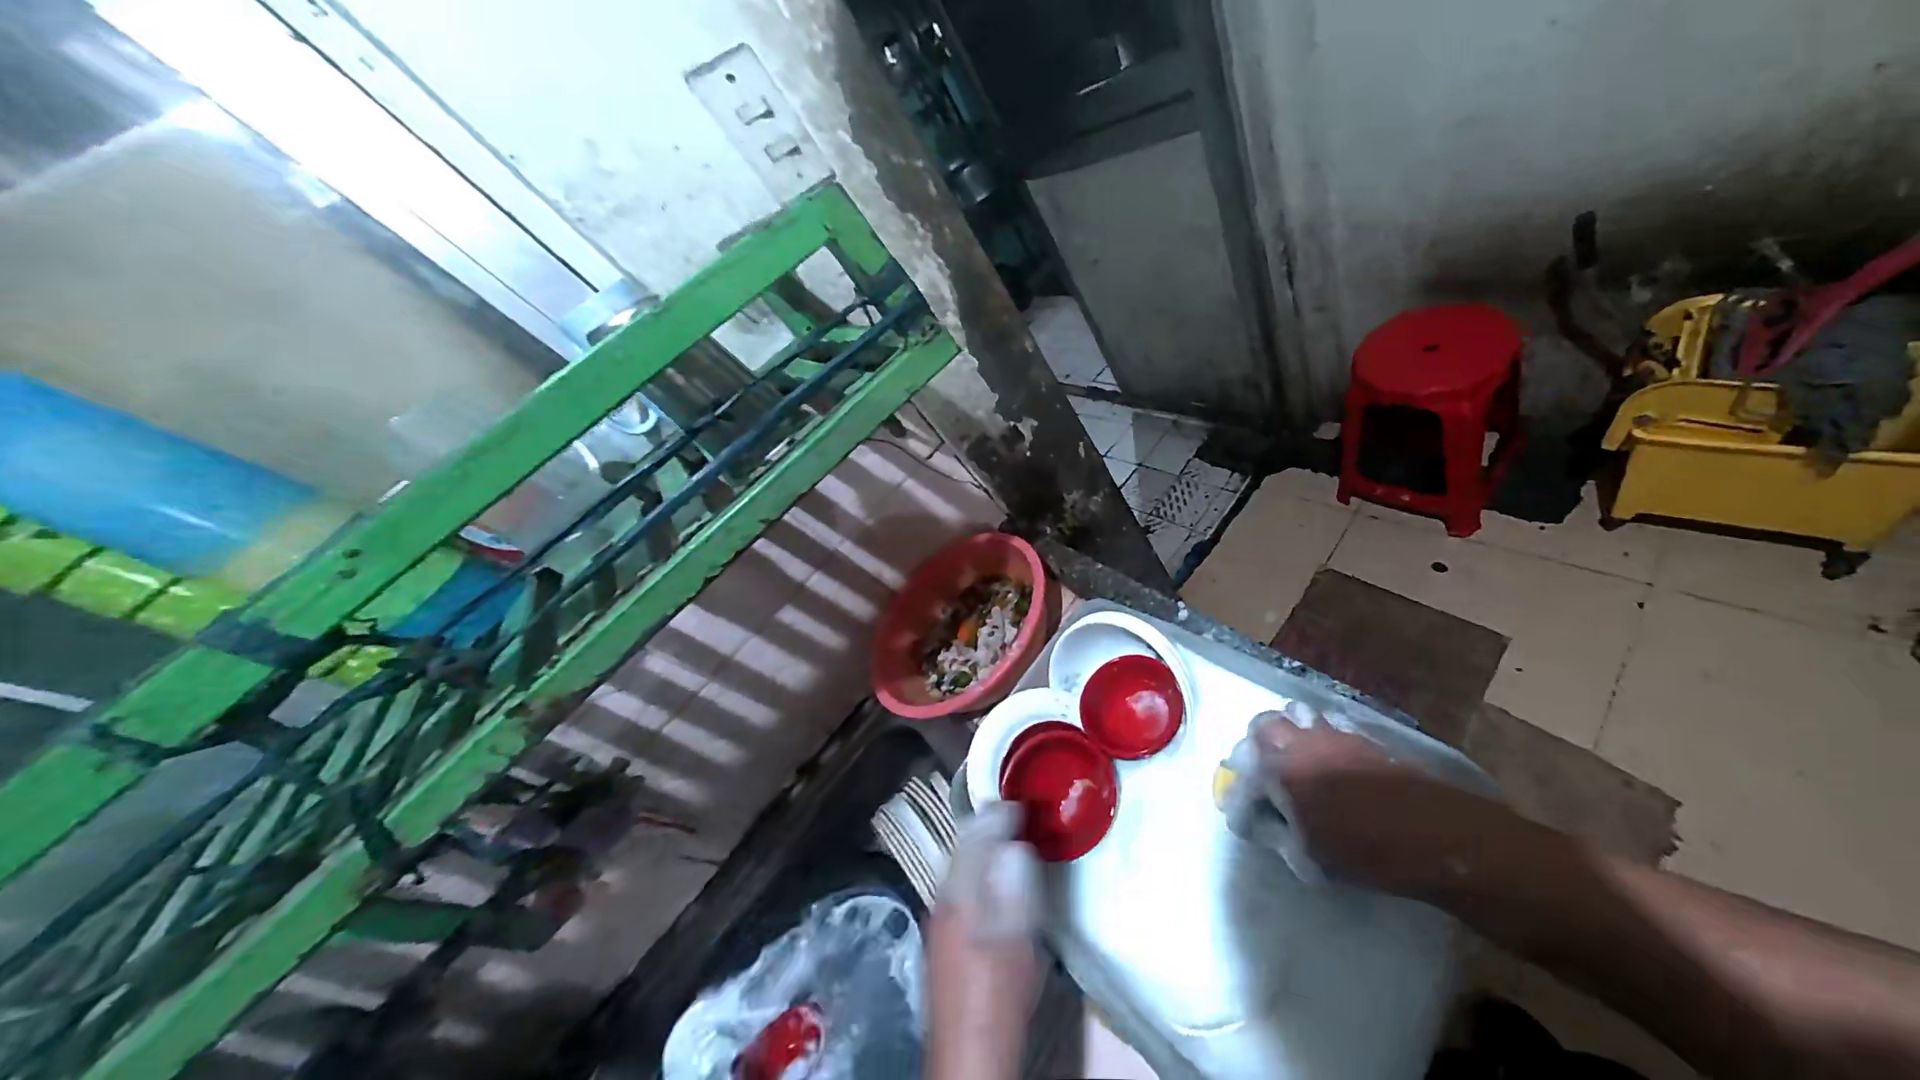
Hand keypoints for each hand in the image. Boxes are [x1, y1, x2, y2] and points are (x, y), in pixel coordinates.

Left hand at [925, 801, 1040, 1079]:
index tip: (1018, 801)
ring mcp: (939, 916)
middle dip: (986, 826)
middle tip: (1015, 813)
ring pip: (960, 865)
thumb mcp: (1017, 939)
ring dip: (982, 846)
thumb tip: (1015, 844)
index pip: (975, 837)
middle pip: (963, 848)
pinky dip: (978, 868)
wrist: (968, 1050)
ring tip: (1008, 837)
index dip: (996, 814)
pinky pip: (960, 883)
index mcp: (960, 893)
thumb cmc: (999, 992)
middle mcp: (943, 897)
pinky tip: (995, 878)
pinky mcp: (944, 935)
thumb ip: (1016, 888)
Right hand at [1252, 712, 1503, 894]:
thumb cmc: (1367, 853)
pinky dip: (1318, 735)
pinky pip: (1328, 722)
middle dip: (1253, 749)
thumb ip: (1276, 834)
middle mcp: (1299, 742)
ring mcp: (1332, 734)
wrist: (1441, 838)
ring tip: (1292, 760)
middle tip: (1261, 776)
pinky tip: (1328, 760)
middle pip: (1261, 728)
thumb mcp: (1309, 859)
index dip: (1239, 803)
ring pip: (1294, 715)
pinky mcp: (1362, 737)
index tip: (1245, 821)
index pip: (1242, 781)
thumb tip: (1261, 822)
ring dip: (1285, 733)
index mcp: (1278, 770)